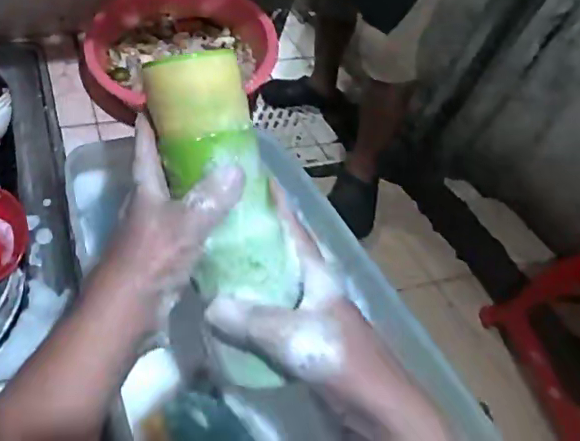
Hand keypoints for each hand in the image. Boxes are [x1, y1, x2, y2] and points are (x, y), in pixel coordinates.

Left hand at [97, 116, 243, 300]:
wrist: (128, 308)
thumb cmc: (151, 258)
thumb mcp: (184, 225)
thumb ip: (209, 198)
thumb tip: (234, 164)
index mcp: (144, 185)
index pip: (143, 142)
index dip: (149, 119)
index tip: (161, 99)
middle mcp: (144, 199)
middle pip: (157, 165)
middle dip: (176, 148)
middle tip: (206, 135)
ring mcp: (151, 224)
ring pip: (170, 193)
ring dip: (189, 181)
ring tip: (221, 172)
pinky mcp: (161, 248)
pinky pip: (182, 220)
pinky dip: (198, 213)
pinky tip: (221, 218)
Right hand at [205, 186, 451, 439]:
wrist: (384, 421)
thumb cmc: (349, 364)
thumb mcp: (299, 339)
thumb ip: (253, 319)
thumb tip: (207, 304)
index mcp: (314, 270)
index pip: (290, 221)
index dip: (270, 194)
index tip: (241, 165)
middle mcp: (305, 283)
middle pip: (268, 245)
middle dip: (239, 225)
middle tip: (200, 206)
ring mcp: (299, 311)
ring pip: (260, 276)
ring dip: (233, 264)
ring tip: (196, 246)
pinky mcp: (293, 338)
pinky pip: (256, 308)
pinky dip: (235, 300)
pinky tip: (211, 298)